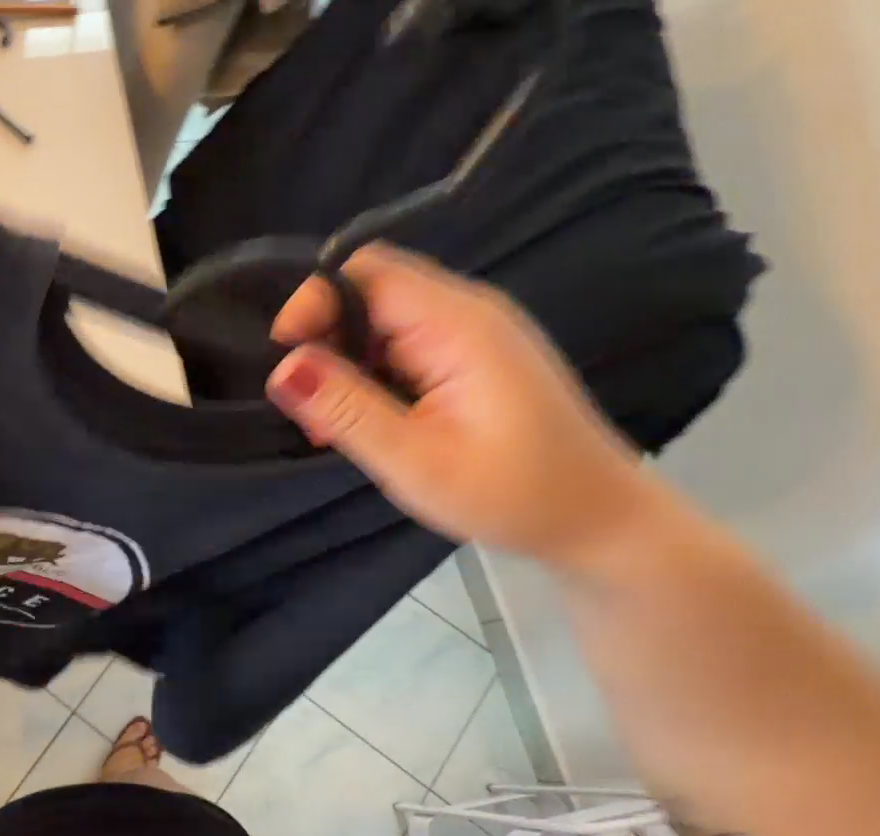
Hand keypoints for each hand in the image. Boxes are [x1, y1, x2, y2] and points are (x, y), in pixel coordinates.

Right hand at [266, 243, 665, 569]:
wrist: (596, 519)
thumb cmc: (510, 494)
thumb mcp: (415, 460)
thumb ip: (347, 409)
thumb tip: (282, 368)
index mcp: (459, 325)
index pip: (368, 273)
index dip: (314, 301)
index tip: (283, 359)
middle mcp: (467, 313)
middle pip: (372, 288)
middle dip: (323, 335)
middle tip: (305, 404)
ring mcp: (472, 334)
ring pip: (382, 319)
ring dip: (342, 360)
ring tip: (328, 424)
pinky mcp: (469, 358)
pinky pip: (401, 343)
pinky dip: (367, 373)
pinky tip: (362, 420)